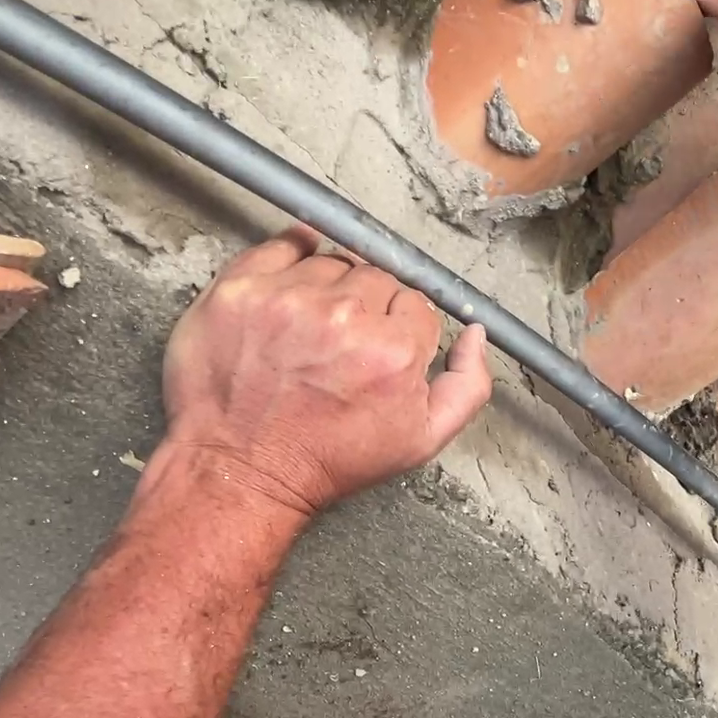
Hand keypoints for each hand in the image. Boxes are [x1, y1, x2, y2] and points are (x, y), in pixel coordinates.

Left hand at [160, 227, 492, 516]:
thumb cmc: (331, 460)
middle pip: (377, 278)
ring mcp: (287, 298)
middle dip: (370, 307)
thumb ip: (468, 386)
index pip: (416, 304)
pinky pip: (281, 245)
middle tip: (347, 344)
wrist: (247, 472)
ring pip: (333, 263)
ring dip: (331, 288)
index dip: (402, 328)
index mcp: (393, 351)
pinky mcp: (241, 289)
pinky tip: (294, 288)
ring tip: (314, 330)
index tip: (381, 350)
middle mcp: (344, 317)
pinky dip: (292, 257)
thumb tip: (476, 333)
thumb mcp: (422, 441)